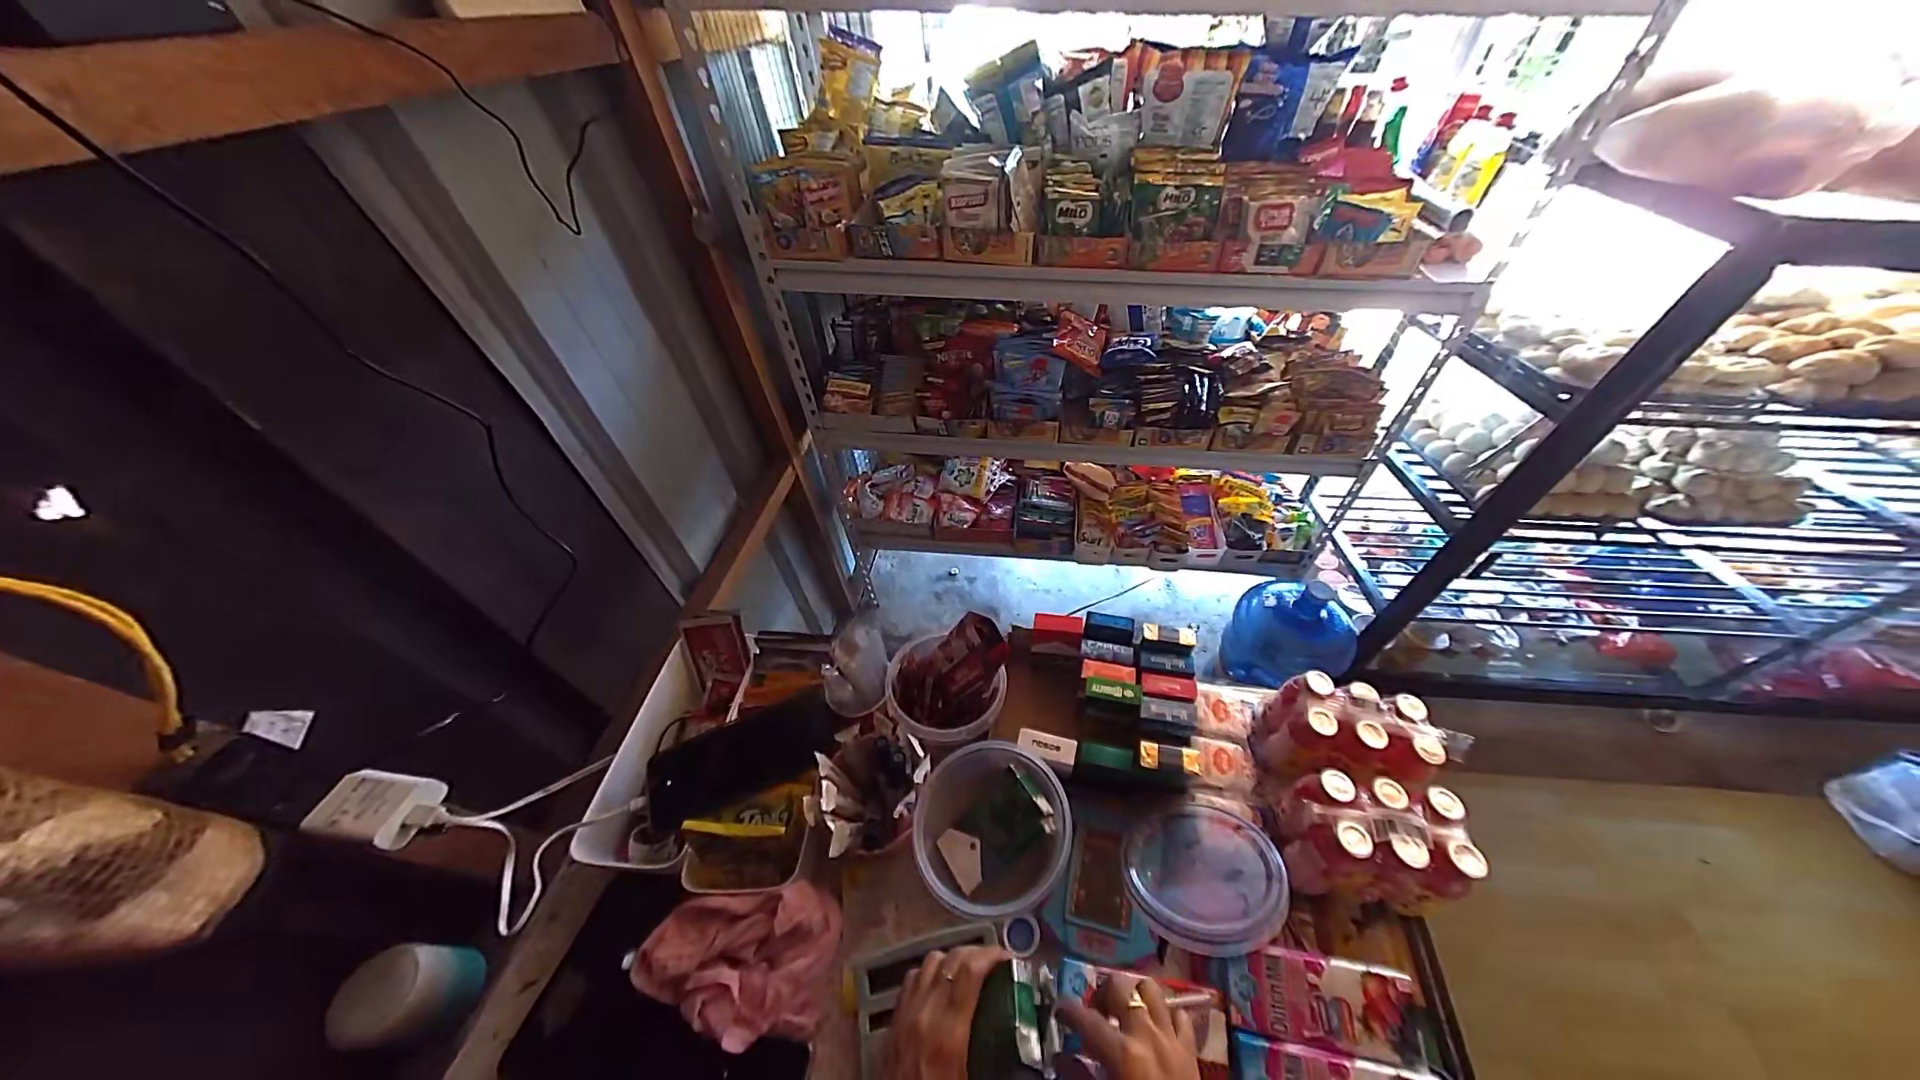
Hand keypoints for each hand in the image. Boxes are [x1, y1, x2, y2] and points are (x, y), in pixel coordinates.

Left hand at [884, 945, 1010, 1079]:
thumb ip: (999, 1062)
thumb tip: (1029, 1056)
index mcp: (947, 1034)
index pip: (969, 970)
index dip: (992, 955)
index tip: (1010, 959)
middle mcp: (923, 1015)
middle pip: (951, 959)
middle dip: (977, 953)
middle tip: (996, 964)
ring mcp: (904, 1016)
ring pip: (929, 962)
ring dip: (952, 960)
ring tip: (970, 972)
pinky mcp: (891, 1023)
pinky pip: (911, 980)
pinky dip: (929, 974)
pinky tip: (941, 988)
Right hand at [1056, 972, 1200, 1079]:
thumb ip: (1080, 1078)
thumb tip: (1060, 1060)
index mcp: (1122, 1052)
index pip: (1085, 1018)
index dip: (1067, 1010)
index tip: (1059, 1012)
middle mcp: (1145, 1034)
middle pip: (1119, 986)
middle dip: (1102, 993)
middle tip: (1095, 1012)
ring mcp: (1171, 1037)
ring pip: (1150, 990)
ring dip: (1134, 995)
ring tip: (1125, 1013)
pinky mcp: (1190, 1049)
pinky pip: (1178, 1015)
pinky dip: (1165, 1015)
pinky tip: (1156, 1029)